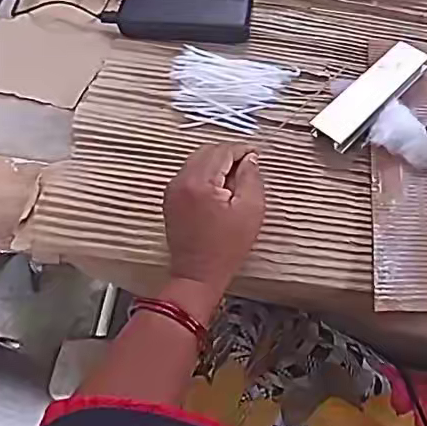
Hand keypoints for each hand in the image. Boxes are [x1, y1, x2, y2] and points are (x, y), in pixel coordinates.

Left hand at [164, 142, 264, 294]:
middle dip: (228, 154)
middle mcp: (181, 181)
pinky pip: (190, 173)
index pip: (223, 151)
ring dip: (216, 163)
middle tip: (248, 165)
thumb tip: (250, 159)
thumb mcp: (251, 210)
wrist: (198, 275)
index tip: (256, 155)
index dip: (242, 150)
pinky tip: (220, 188)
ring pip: (197, 160)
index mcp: (200, 182)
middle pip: (207, 151)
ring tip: (235, 178)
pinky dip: (205, 173)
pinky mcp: (171, 199)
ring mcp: (173, 190)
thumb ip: (251, 178)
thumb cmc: (227, 247)